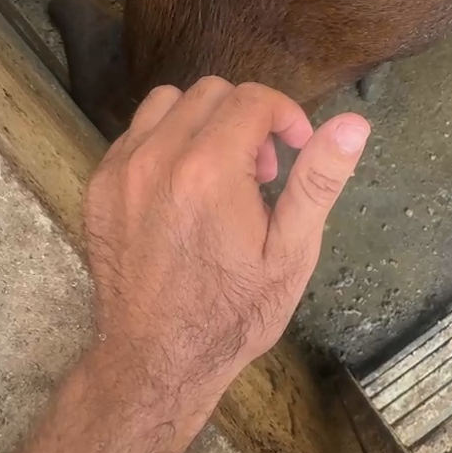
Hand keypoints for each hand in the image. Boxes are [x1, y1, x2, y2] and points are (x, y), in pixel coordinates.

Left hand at [81, 77, 369, 411]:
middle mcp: (158, 157)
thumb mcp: (292, 254)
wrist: (159, 360)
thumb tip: (353, 124)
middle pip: (211, 92)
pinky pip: (136, 135)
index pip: (253, 100)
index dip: (286, 116)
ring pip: (168, 104)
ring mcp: (119, 171)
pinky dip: (168, 143)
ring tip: (222, 176)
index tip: (296, 148)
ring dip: (205, 123)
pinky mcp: (97, 188)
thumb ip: (318, 181)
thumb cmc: (235, 313)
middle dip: (248, 120)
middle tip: (264, 173)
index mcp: (211, 170)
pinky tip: (185, 191)